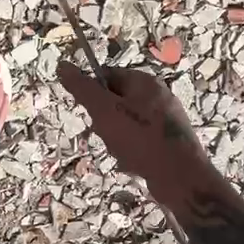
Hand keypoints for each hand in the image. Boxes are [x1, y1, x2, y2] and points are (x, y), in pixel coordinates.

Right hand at [57, 62, 209, 195]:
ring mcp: (167, 119)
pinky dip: (132, 149)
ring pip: (126, 122)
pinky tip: (132, 162)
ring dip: (116, 138)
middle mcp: (158, 95)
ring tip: (120, 151)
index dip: (91, 92)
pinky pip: (141, 139)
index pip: (106, 75)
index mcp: (144, 81)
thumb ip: (82, 88)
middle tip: (106, 134)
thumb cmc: (140, 138)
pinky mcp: (171, 141)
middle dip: (104, 120)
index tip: (87, 111)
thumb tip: (62, 65)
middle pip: (116, 100)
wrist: (182, 178)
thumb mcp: (104, 110)